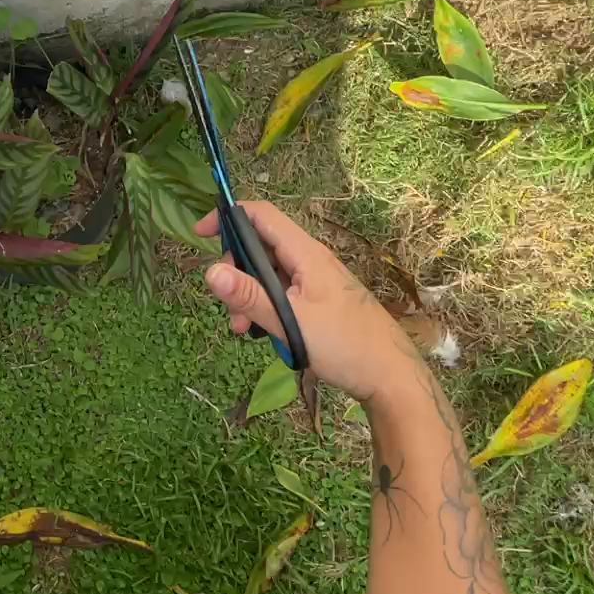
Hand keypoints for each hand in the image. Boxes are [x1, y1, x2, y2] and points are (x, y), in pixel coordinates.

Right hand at [197, 201, 424, 403]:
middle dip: (234, 269)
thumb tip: (209, 271)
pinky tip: (261, 332)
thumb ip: (249, 296)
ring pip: (268, 273)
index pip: (260, 215)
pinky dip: (264, 306)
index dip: (227, 217)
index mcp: (306, 253)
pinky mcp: (318, 301)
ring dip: (248, 294)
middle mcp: (309, 260)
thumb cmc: (345, 345)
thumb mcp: (290, 321)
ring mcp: (315, 281)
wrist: (394, 379)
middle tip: (226, 301)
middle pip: (259, 246)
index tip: (200, 234)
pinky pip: (281, 292)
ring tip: (242, 328)